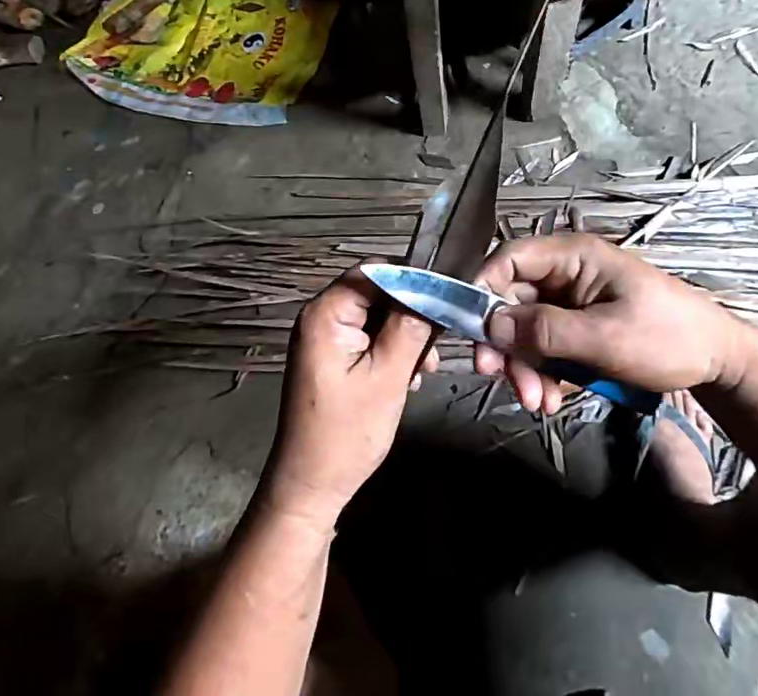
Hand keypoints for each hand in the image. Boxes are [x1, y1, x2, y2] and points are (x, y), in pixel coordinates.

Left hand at [257, 268, 435, 526]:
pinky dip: (394, 349)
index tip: (446, 296)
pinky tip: (410, 374)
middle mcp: (321, 318)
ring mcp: (326, 338)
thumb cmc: (346, 434)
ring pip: (379, 315)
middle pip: (378, 291)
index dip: (412, 278)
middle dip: (411, 311)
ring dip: (406, 334)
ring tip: (426, 365)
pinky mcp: (334, 357)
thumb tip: (436, 292)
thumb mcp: (388, 377)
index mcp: (326, 315)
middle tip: (439, 339)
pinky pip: (371, 336)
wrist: (311, 487)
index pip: (374, 270)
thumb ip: (411, 328)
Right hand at [472, 234, 757, 412]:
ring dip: (524, 366)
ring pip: (526, 329)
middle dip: (506, 343)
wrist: (717, 361)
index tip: (472, 331)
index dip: (484, 288)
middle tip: (499, 379)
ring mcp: (573, 302)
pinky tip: (550, 400)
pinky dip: (542, 373)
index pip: (511, 258)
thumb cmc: (666, 338)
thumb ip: (546, 330)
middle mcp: (567, 274)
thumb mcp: (605, 337)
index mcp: (574, 257)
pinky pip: (546, 346)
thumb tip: (492, 326)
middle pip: (513, 300)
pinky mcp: (580, 328)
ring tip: (537, 403)